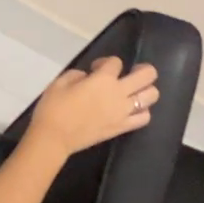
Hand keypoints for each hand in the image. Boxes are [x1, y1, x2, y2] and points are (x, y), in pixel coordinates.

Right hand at [26, 57, 159, 158]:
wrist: (51, 140)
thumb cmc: (51, 111)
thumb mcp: (57, 85)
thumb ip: (75, 75)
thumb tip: (85, 77)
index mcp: (103, 79)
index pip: (115, 62)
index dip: (105, 62)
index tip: (95, 68)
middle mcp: (119, 92)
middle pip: (148, 73)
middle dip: (141, 70)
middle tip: (129, 75)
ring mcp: (122, 111)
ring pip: (152, 95)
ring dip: (146, 91)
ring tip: (134, 94)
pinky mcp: (120, 127)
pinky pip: (143, 118)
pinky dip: (142, 113)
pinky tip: (132, 112)